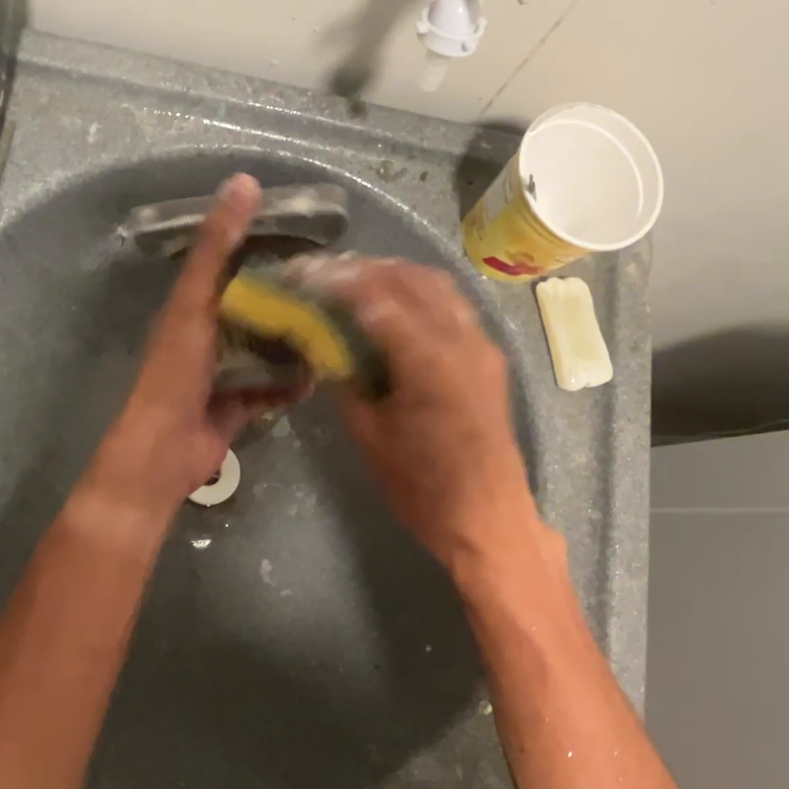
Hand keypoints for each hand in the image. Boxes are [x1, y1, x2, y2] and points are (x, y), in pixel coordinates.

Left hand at [82, 173, 301, 518]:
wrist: (167, 449)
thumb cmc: (176, 371)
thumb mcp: (197, 302)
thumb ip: (217, 247)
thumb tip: (243, 182)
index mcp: (191, 308)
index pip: (230, 267)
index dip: (262, 249)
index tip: (306, 238)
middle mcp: (207, 337)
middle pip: (253, 310)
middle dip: (288, 301)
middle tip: (333, 290)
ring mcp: (222, 374)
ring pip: (265, 350)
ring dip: (293, 343)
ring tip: (333, 330)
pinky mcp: (237, 407)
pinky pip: (270, 389)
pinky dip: (290, 385)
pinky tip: (316, 377)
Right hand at [336, 261, 552, 576]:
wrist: (487, 519)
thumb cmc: (422, 487)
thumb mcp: (369, 436)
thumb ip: (346, 380)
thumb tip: (323, 344)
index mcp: (428, 359)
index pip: (374, 297)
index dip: (334, 280)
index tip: (300, 274)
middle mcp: (461, 338)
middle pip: (409, 278)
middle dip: (363, 269)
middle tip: (323, 274)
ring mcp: (481, 344)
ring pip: (436, 285)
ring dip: (393, 275)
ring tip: (354, 282)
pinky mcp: (487, 357)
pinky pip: (451, 306)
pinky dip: (418, 294)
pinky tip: (392, 307)